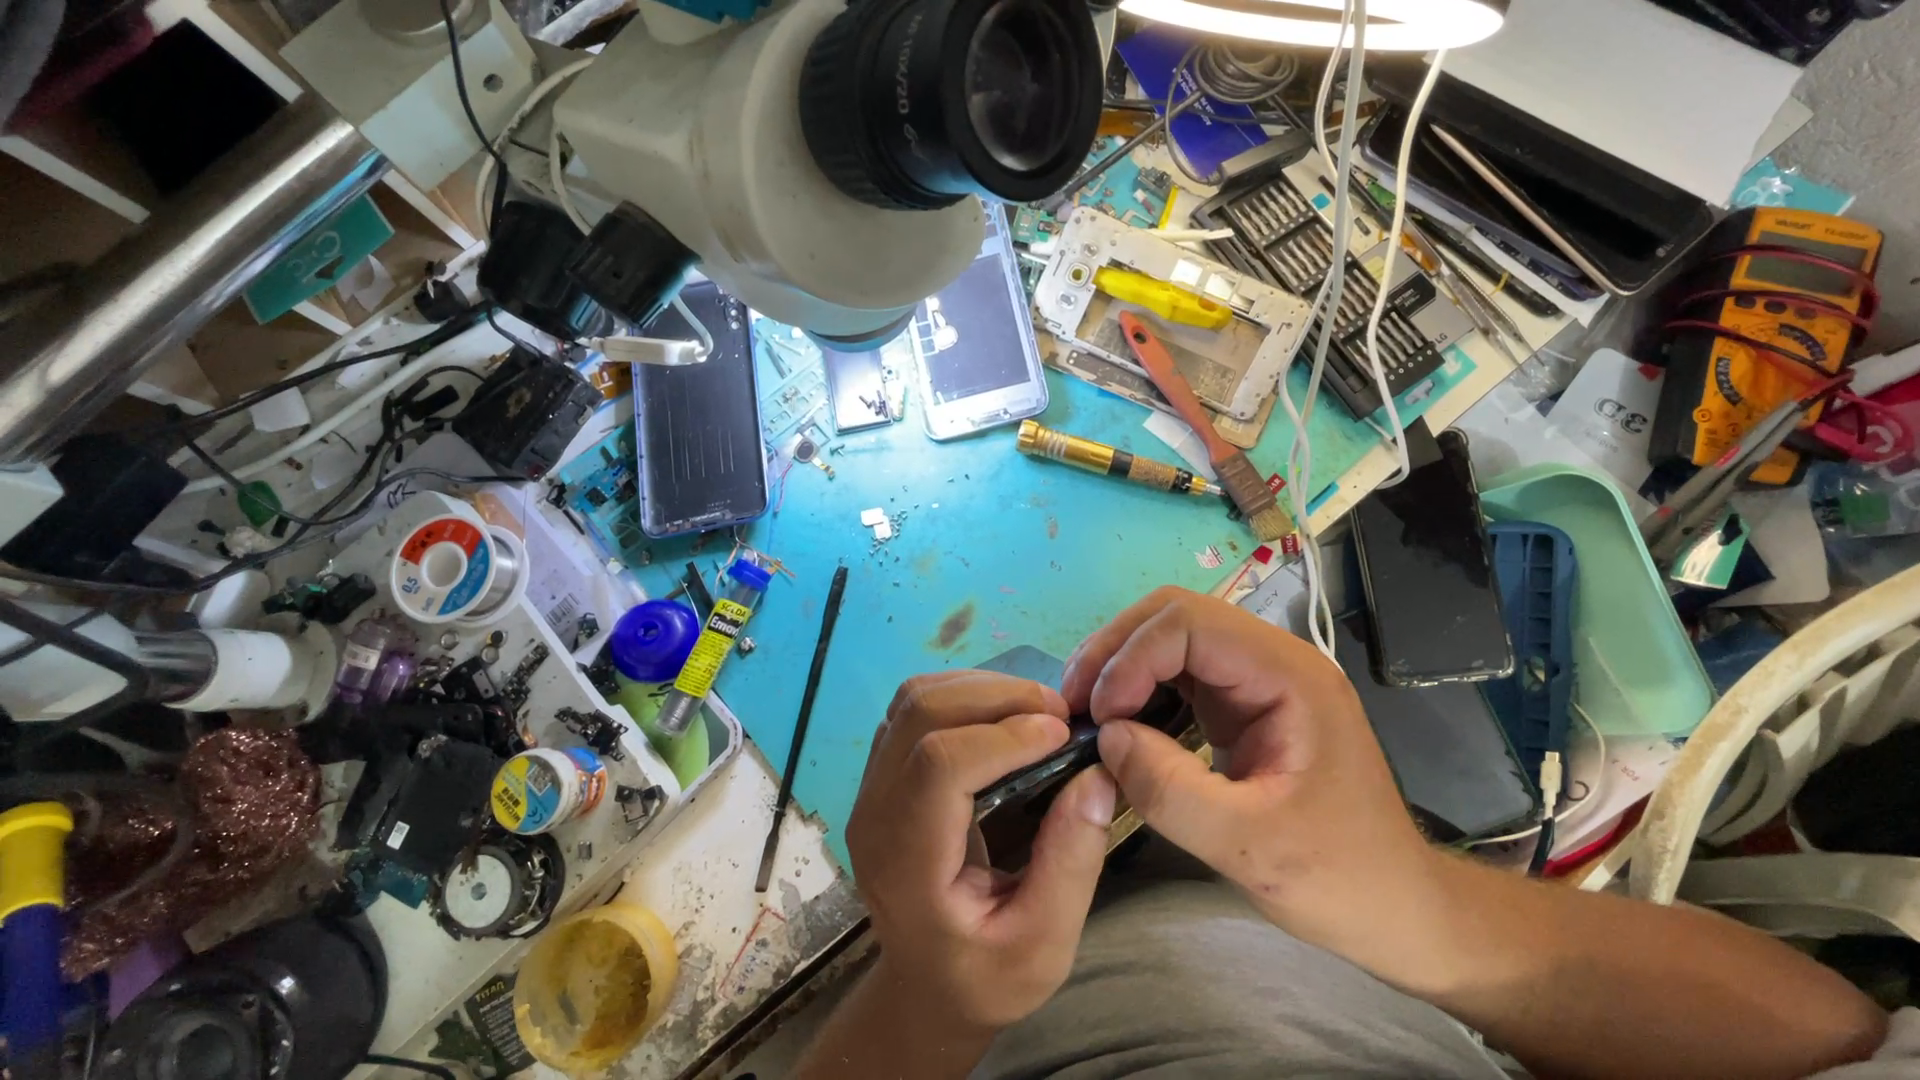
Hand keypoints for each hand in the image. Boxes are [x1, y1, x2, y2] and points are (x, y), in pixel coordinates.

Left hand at [847, 671, 1117, 1030]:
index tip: (1062, 734)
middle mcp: (875, 814)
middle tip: (1059, 713)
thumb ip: (1071, 863)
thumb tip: (1097, 775)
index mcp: (907, 864)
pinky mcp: (881, 775)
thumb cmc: (985, 976)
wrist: (927, 988)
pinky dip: (962, 696)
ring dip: (979, 689)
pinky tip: (1005, 716)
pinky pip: (912, 710)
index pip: (938, 766)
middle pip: (920, 715)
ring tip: (1038, 710)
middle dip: (996, 697)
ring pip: (912, 701)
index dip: (1002, 736)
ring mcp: (869, 790)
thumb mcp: (1044, 945)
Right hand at [1064, 587, 1438, 959]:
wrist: (1396, 908)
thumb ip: (1171, 790)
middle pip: (1175, 615)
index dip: (1132, 657)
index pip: (1190, 622)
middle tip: (1074, 702)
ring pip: (1170, 638)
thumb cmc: (1339, 878)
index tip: (1099, 717)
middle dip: (1115, 650)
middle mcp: (1272, 662)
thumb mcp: (1250, 846)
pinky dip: (1137, 689)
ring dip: (1120, 665)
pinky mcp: (1241, 706)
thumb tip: (1107, 737)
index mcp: (1288, 676)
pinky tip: (1113, 721)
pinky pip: (1177, 675)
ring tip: (1083, 709)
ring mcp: (1256, 681)